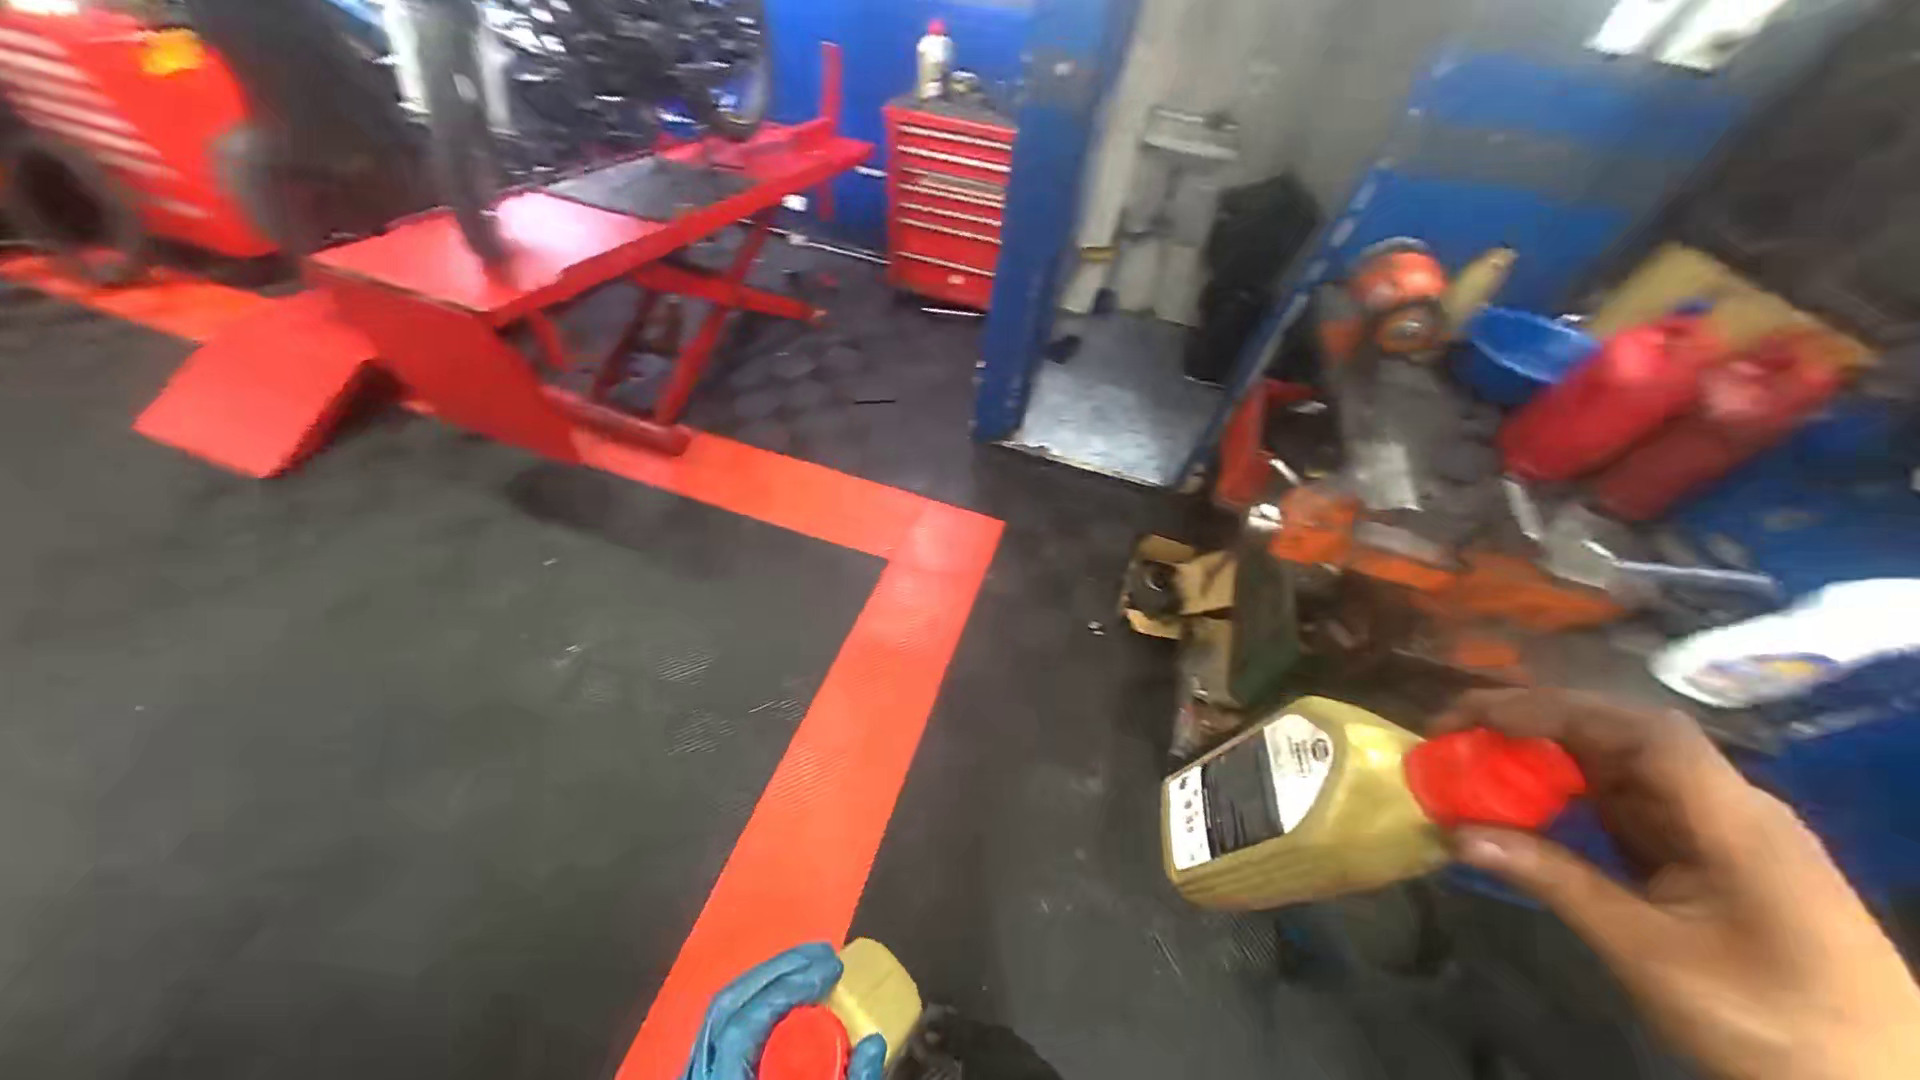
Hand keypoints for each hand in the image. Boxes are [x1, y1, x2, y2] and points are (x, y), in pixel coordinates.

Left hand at [683, 943, 885, 1079]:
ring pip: (720, 1018)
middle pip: (725, 1009)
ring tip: (812, 966)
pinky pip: (724, 1034)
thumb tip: (873, 1042)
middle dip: (778, 972)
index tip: (831, 968)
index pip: (740, 1028)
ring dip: (768, 982)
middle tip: (826, 956)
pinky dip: (758, 1006)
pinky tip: (790, 999)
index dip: (784, 989)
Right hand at [1433, 689, 1919, 1079]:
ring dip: (1541, 753)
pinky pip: (1619, 802)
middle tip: (1455, 728)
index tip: (1479, 718)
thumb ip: (1556, 883)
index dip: (1556, 710)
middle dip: (1533, 721)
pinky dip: (1561, 791)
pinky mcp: (1699, 855)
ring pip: (1615, 764)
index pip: (1643, 732)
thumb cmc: (1777, 1026)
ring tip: (1473, 756)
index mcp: (1735, 821)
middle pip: (1621, 735)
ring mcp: (1714, 830)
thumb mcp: (1653, 957)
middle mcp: (1725, 808)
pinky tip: (1520, 800)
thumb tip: (1456, 834)